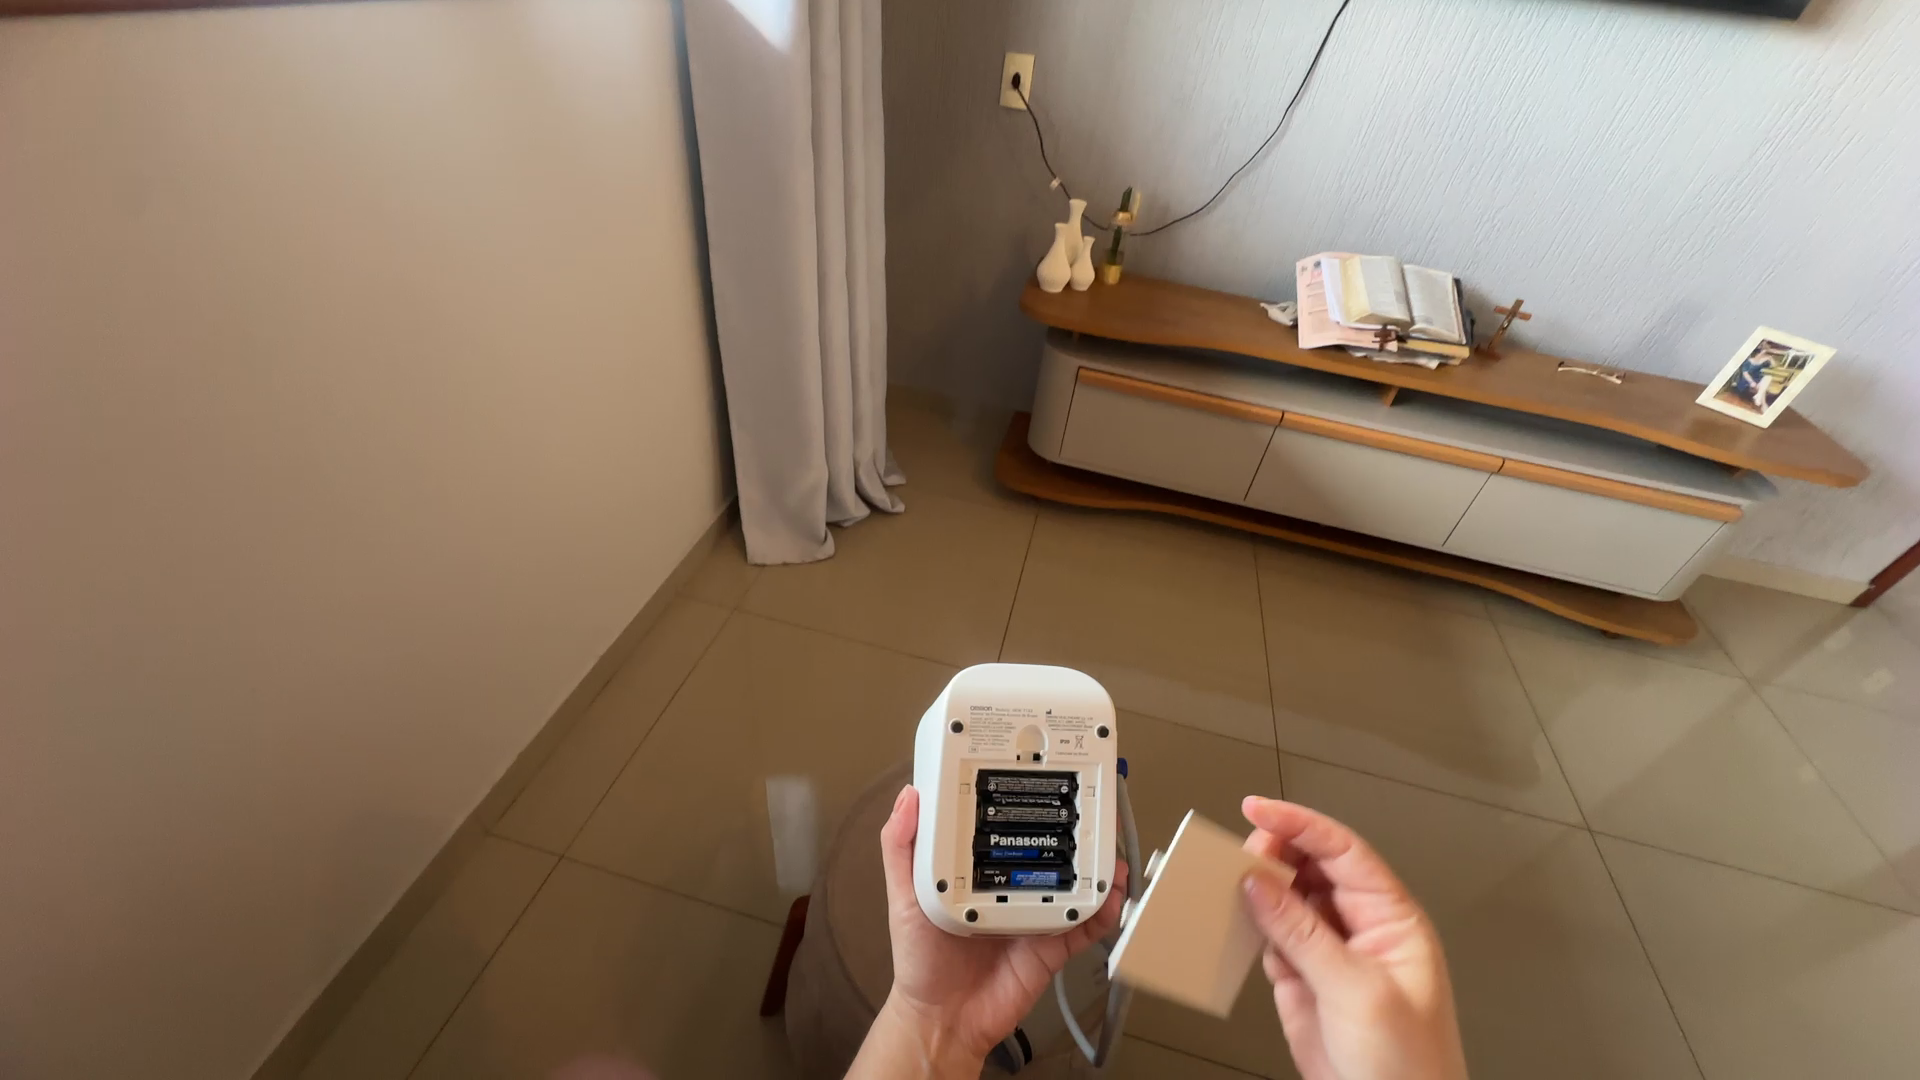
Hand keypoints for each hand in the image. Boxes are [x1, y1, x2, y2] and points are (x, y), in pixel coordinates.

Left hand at [848, 785, 1124, 1075]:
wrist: (943, 1022)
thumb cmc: (920, 958)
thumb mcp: (903, 897)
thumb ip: (901, 849)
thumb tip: (908, 796)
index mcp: (978, 866)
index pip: (1005, 823)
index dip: (1024, 798)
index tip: (1041, 772)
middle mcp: (1011, 882)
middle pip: (1049, 846)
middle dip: (1075, 826)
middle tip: (1092, 806)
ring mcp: (1035, 912)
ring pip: (1074, 880)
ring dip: (1098, 863)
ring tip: (1111, 847)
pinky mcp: (1052, 945)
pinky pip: (1084, 925)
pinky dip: (1104, 910)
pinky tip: (1114, 895)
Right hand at [1240, 796, 1467, 1079]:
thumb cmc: (1408, 1070)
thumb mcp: (1358, 992)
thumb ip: (1303, 933)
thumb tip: (1257, 882)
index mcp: (1390, 917)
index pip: (1342, 850)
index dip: (1299, 823)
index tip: (1258, 809)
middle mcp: (1357, 924)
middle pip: (1309, 864)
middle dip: (1274, 852)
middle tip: (1240, 856)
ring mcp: (1327, 947)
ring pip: (1284, 892)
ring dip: (1257, 885)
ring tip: (1231, 883)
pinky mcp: (1299, 971)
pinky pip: (1268, 928)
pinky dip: (1249, 919)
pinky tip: (1237, 920)